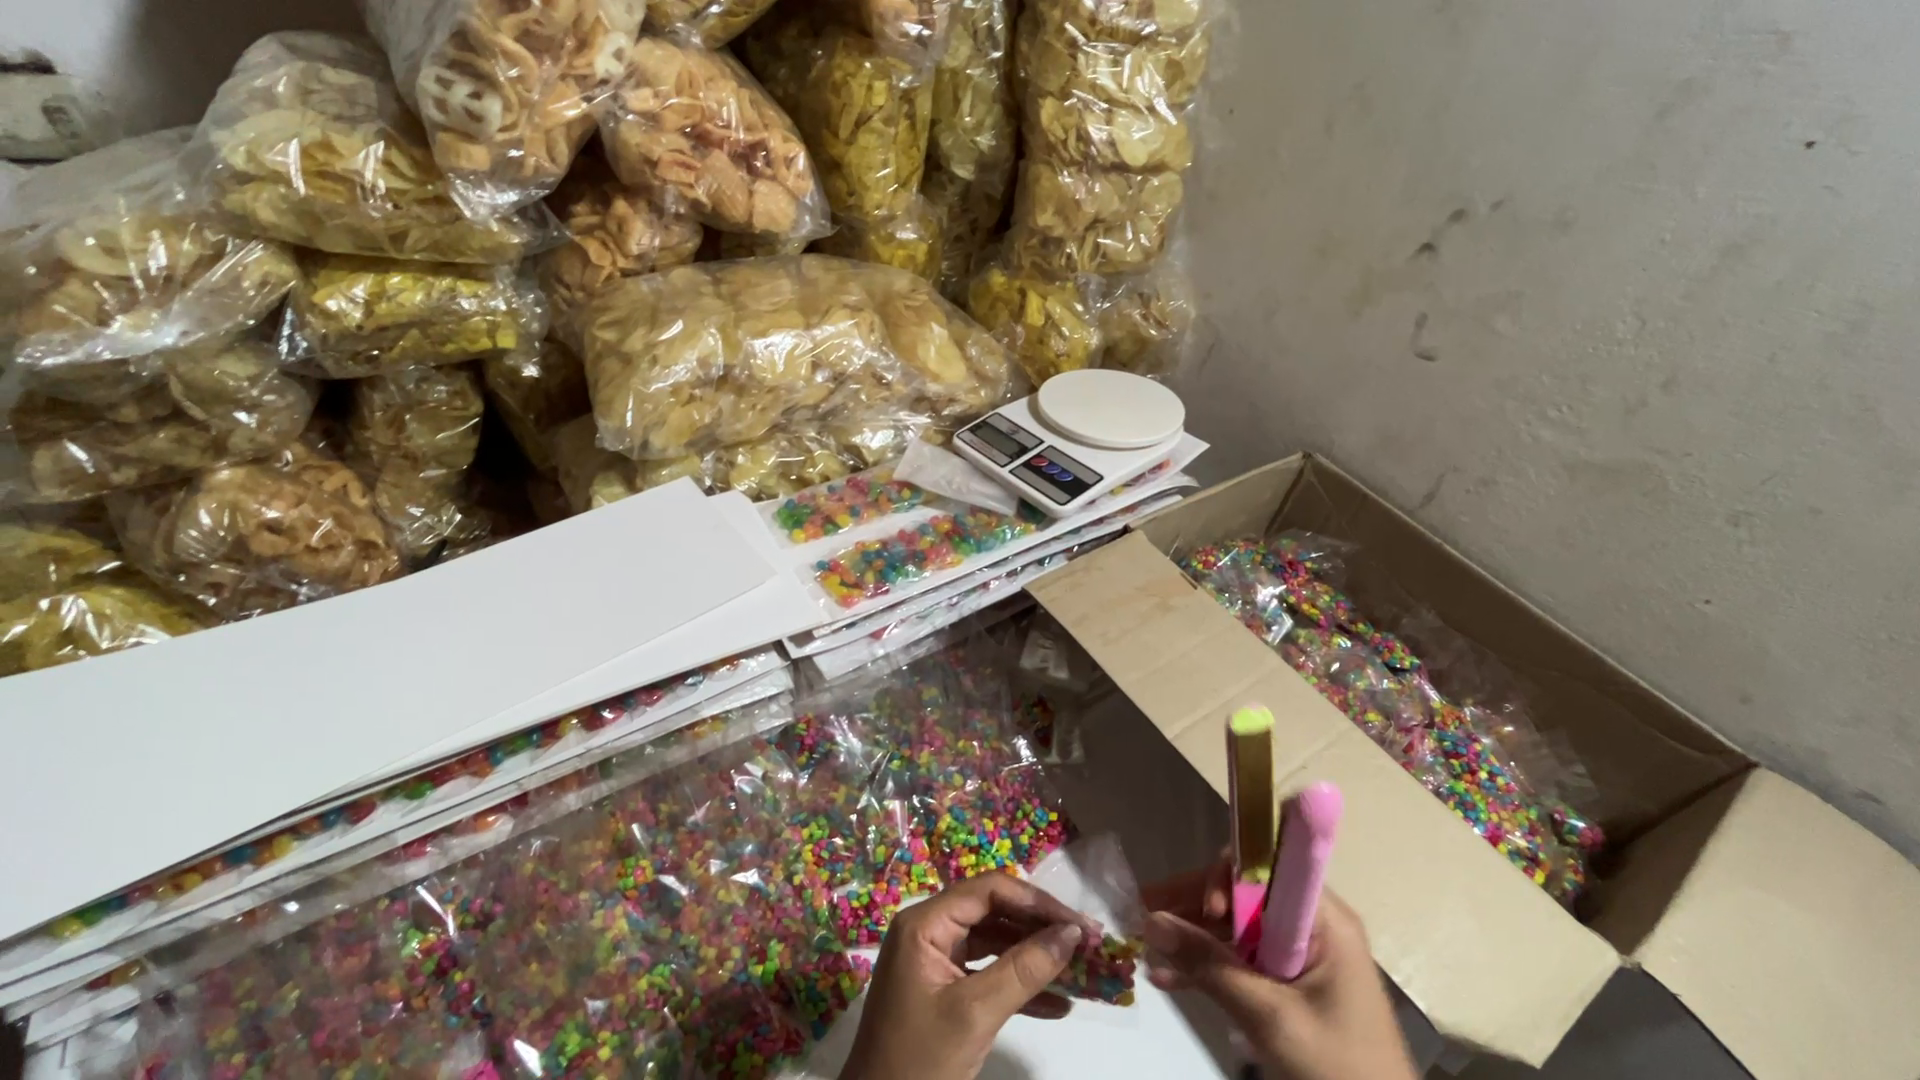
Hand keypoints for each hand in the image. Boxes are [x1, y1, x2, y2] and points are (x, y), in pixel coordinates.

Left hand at [840, 872, 1095, 1079]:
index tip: (1080, 925)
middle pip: (994, 912)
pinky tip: (1059, 1005)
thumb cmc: (920, 1061)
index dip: (1038, 903)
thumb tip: (1072, 933)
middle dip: (1042, 929)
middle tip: (1089, 944)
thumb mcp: (976, 1013)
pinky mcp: (944, 990)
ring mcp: (936, 960)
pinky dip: (1021, 986)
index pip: (989, 891)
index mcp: (924, 923)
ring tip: (1083, 971)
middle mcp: (929, 931)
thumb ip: (1024, 968)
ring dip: (1037, 957)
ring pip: (996, 943)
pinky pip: (988, 974)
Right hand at [1141, 859, 1418, 1079]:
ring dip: (1193, 934)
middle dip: (1193, 901)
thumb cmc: (1337, 1065)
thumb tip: (1151, 920)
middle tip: (1144, 910)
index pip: (1269, 865)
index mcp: (1322, 918)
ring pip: (1236, 925)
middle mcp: (1311, 924)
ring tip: (1145, 942)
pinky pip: (1242, 957)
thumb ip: (1210, 966)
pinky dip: (1207, 964)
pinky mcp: (1290, 982)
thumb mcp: (1269, 1016)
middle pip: (1244, 892)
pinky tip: (1167, 978)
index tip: (1202, 906)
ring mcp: (1300, 954)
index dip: (1229, 874)